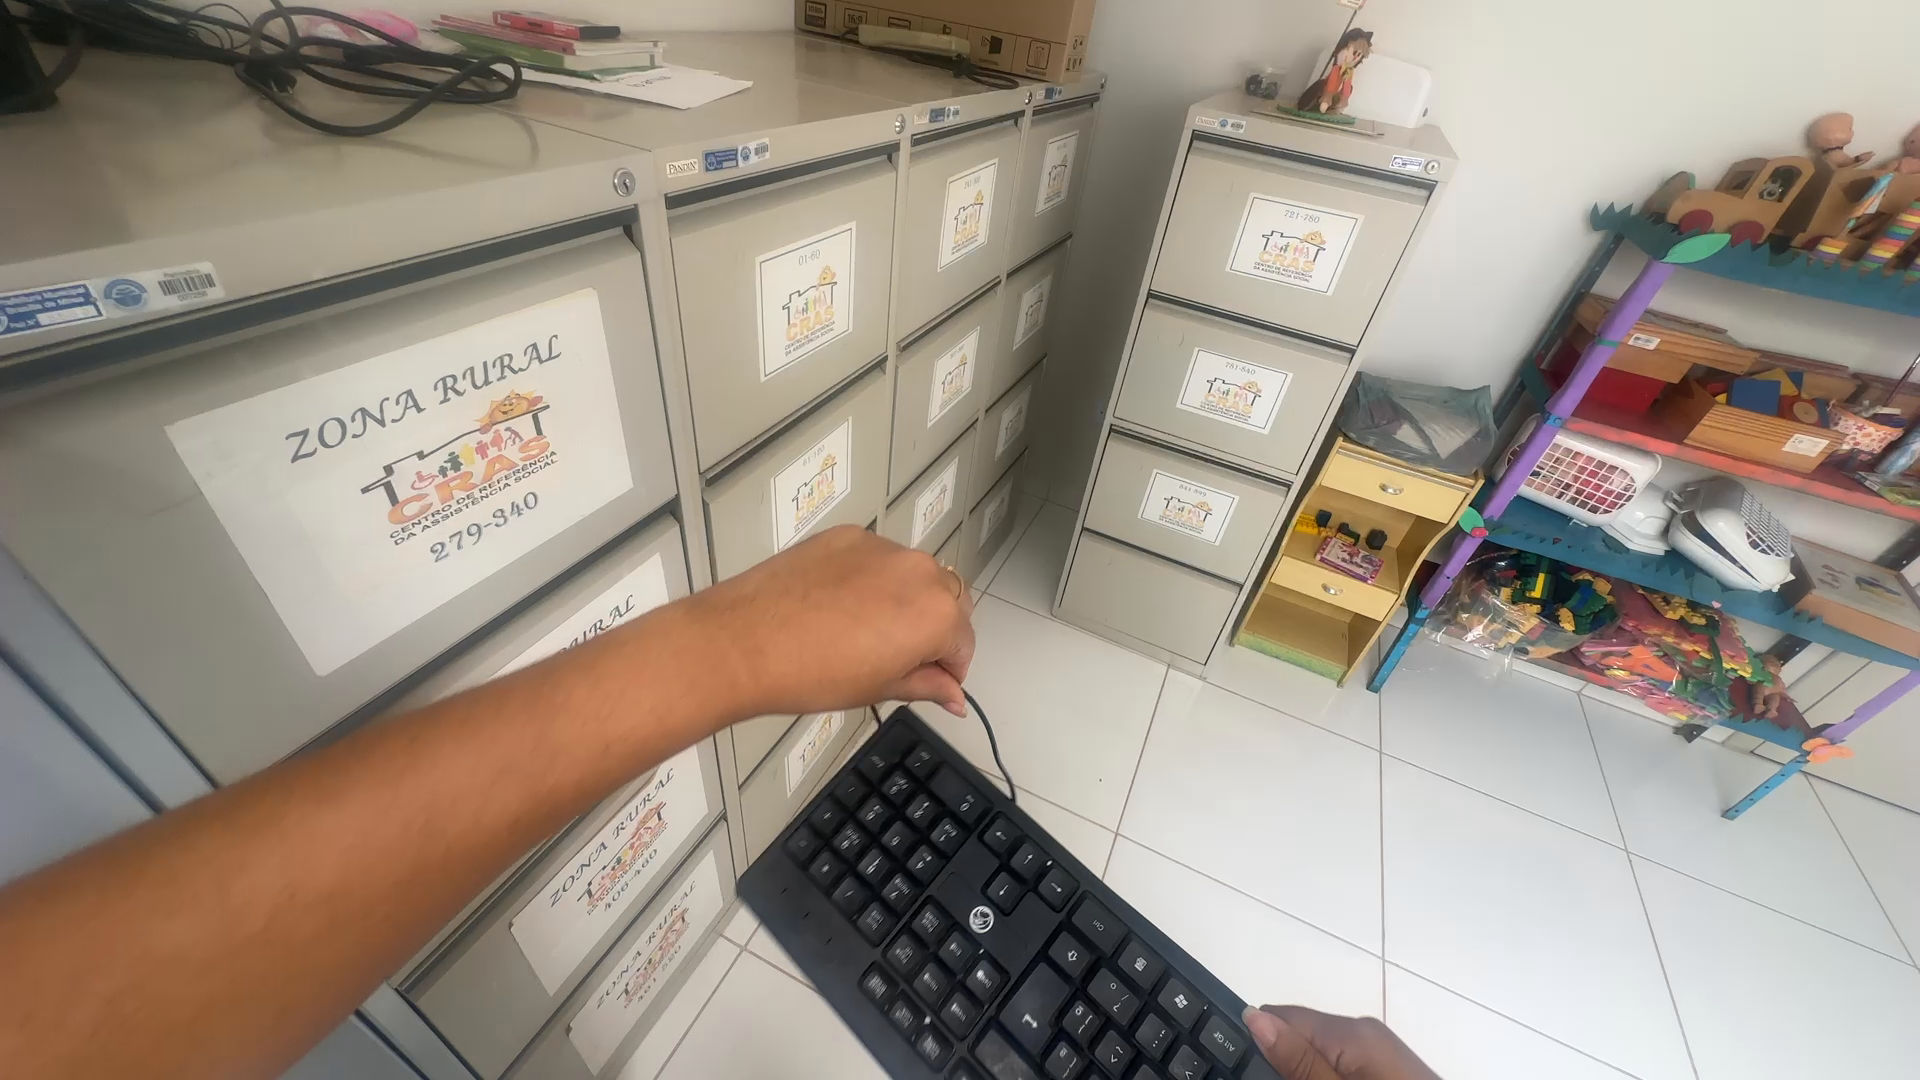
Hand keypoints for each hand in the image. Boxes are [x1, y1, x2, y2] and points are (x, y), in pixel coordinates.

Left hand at [684, 526, 974, 718]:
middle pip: (948, 600)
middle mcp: (921, 570)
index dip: (949, 670)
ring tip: (865, 629)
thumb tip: (956, 697)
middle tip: (899, 657)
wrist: (745, 641)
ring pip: (914, 575)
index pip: (964, 643)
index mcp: (938, 613)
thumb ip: (928, 685)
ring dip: (906, 600)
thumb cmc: (816, 675)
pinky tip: (840, 605)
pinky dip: (873, 579)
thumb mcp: (880, 688)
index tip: (929, 683)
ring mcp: (883, 547)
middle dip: (935, 629)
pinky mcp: (849, 535)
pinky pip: (878, 559)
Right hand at [1243, 1006, 1439, 1079]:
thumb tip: (1253, 1016)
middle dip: (1289, 1068)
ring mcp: (1383, 1052)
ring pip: (1323, 1057)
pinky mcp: (1392, 1071)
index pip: (1278, 1016)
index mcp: (1351, 1032)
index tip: (1261, 1078)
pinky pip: (1347, 1068)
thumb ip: (1300, 1063)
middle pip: (1300, 1037)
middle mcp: (1366, 1031)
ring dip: (1311, 1076)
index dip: (1263, 1050)